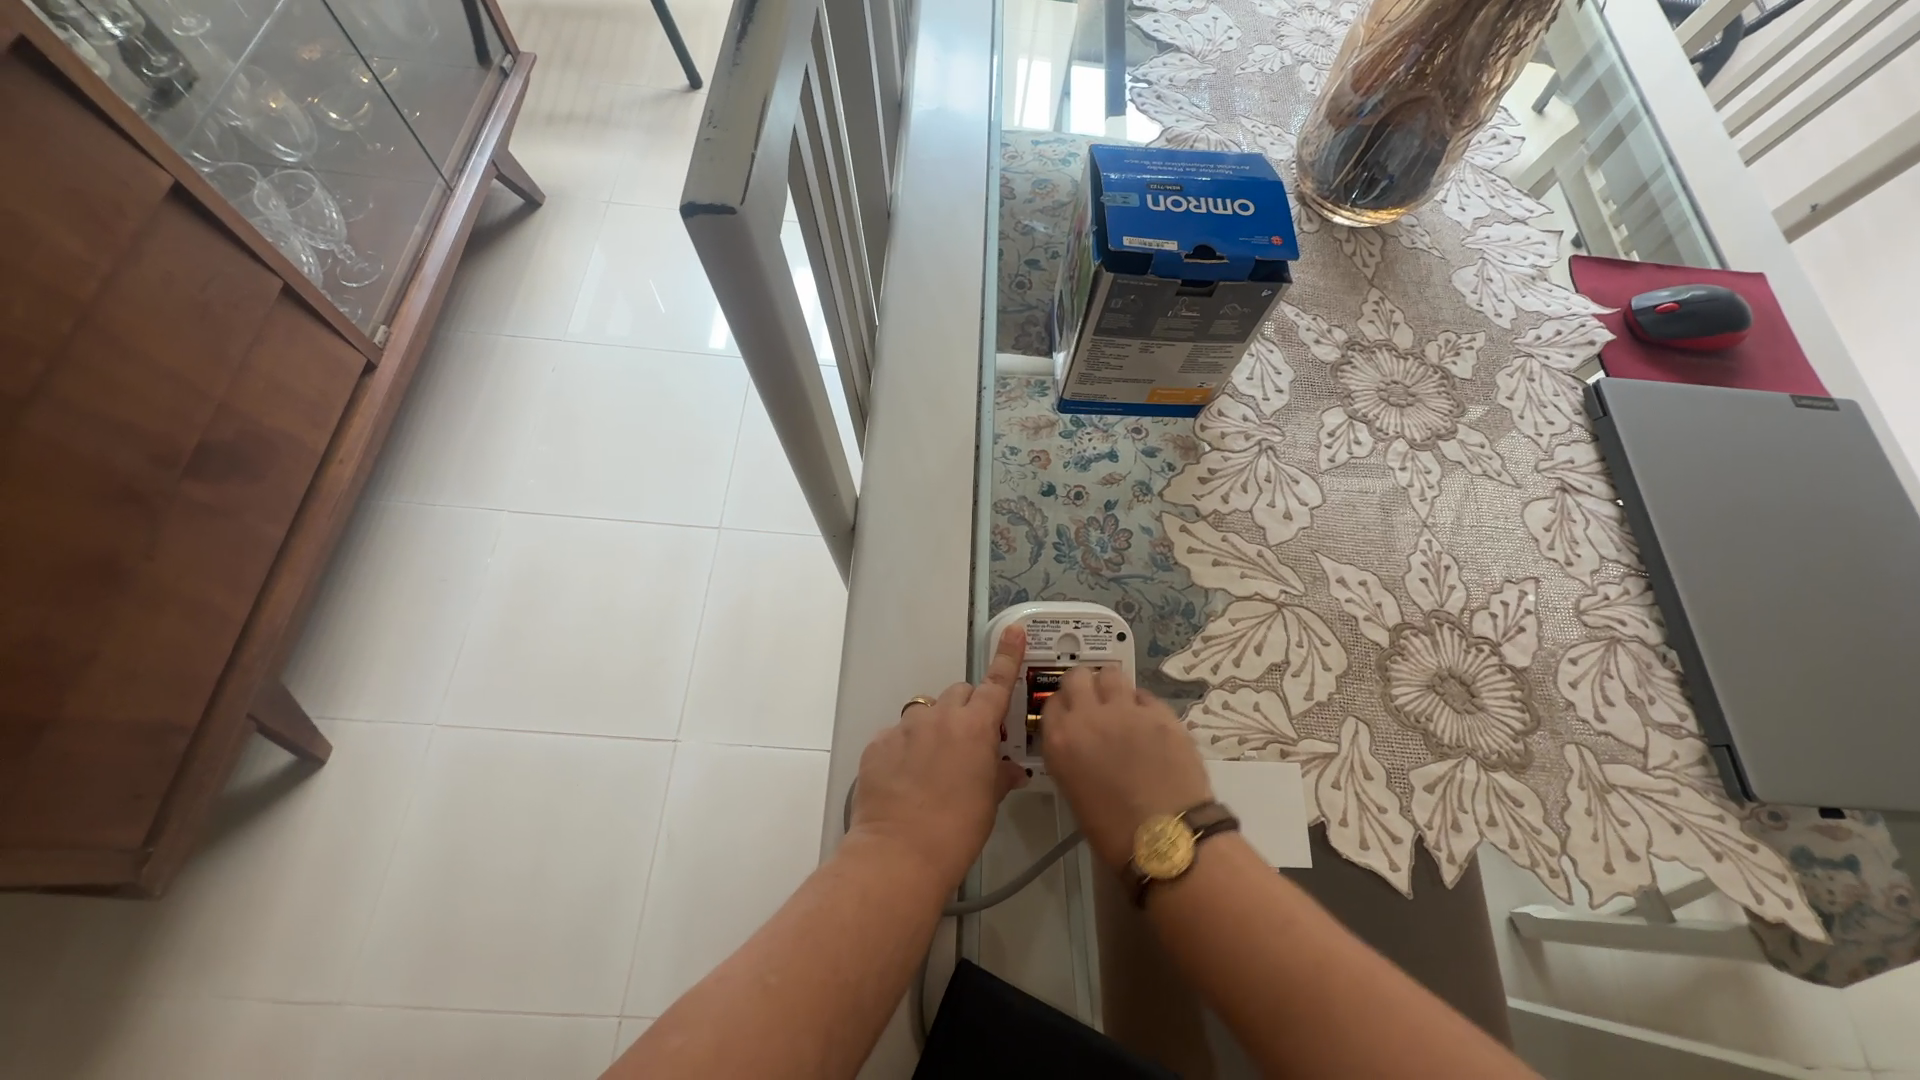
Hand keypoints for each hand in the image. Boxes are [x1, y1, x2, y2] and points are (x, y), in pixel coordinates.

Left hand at [849, 626, 1029, 889]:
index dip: (1007, 657)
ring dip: (934, 727)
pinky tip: (905, 778)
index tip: (1013, 632)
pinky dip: (905, 747)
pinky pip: (897, 734)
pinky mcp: (877, 743)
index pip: (996, 683)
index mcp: (975, 727)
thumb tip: (1009, 770)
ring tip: (932, 763)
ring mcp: (904, 728)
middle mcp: (939, 717)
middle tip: (969, 741)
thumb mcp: (989, 801)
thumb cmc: (957, 828)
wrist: (900, 852)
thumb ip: (999, 775)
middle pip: (958, 694)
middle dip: (966, 709)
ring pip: (925, 712)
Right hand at [1041, 667, 1212, 870]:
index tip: (1072, 715)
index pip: (1051, 702)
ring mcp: (1126, 711)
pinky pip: (1144, 695)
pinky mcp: (1160, 712)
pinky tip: (1149, 725)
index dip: (1063, 707)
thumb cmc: (1114, 832)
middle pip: (1077, 677)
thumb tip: (1082, 744)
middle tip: (1095, 704)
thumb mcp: (1074, 790)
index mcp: (1060, 742)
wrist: (1167, 840)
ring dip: (1112, 686)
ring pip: (1111, 674)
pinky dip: (1142, 705)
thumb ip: (1071, 756)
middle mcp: (1088, 717)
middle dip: (1084, 686)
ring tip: (1122, 706)